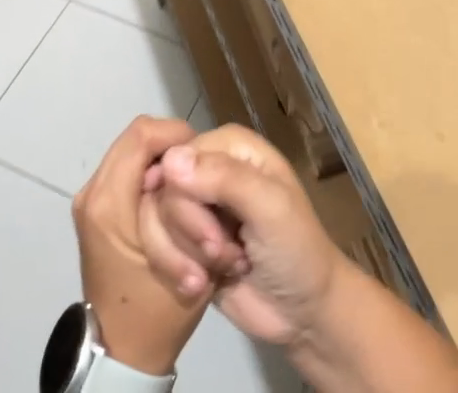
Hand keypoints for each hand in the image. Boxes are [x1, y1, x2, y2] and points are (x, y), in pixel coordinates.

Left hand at [74, 116, 209, 375]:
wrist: (124, 349)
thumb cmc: (158, 307)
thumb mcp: (191, 255)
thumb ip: (192, 203)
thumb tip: (199, 163)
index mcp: (109, 202)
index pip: (143, 134)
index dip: (178, 135)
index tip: (204, 158)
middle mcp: (91, 193)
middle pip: (135, 137)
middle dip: (172, 147)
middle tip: (200, 170)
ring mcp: (89, 201)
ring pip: (130, 151)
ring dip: (161, 160)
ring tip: (189, 184)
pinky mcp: (94, 210)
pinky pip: (124, 170)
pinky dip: (150, 174)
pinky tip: (172, 198)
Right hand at [140, 125, 352, 346]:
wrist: (302, 311)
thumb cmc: (296, 251)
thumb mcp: (271, 208)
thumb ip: (225, 178)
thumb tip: (170, 161)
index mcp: (231, 146)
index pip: (178, 158)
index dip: (187, 197)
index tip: (216, 233)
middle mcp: (207, 169)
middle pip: (164, 191)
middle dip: (192, 232)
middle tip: (226, 253)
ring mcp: (194, 206)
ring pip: (154, 220)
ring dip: (187, 253)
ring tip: (223, 268)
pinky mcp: (184, 240)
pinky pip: (154, 246)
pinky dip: (175, 268)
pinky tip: (202, 285)